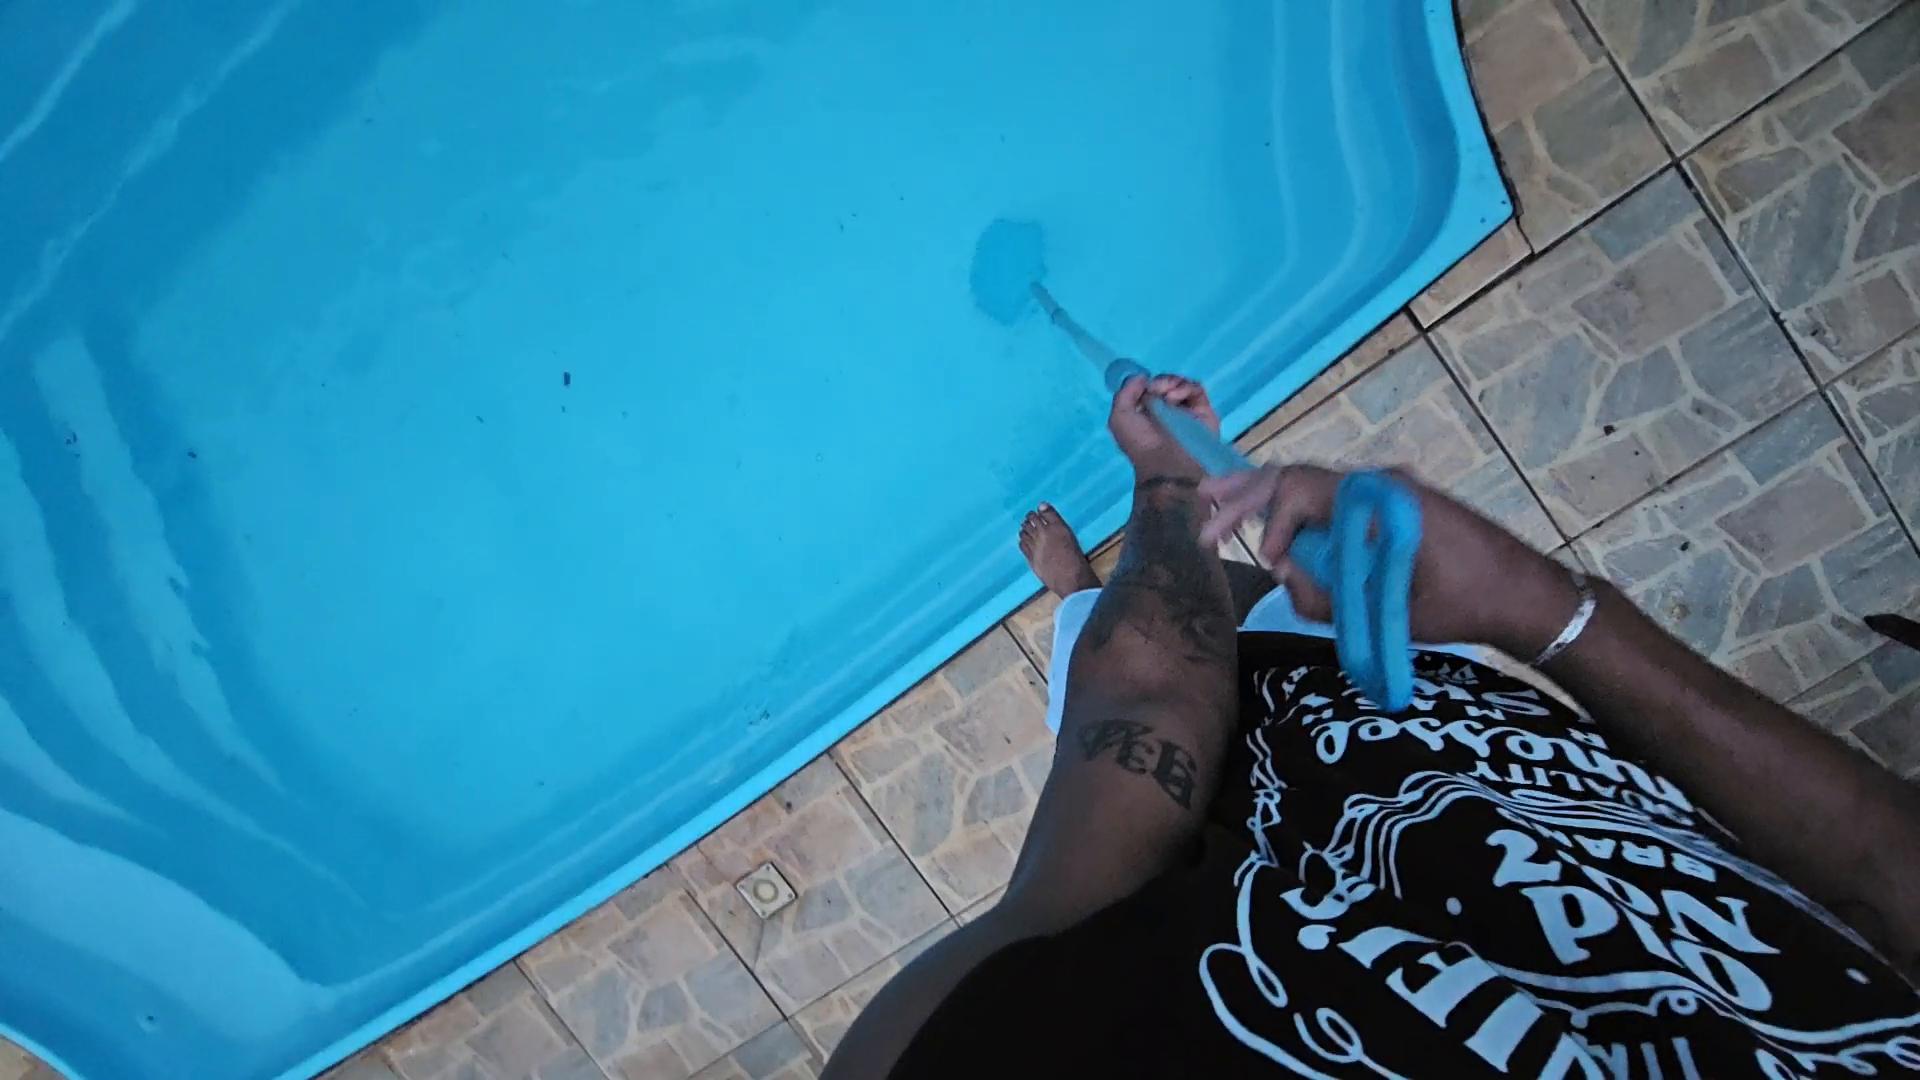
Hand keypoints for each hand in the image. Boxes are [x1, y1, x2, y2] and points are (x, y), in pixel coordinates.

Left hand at [1107, 373, 1220, 471]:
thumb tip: (1142, 378)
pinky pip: (1196, 390)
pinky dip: (1186, 387)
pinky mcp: (1203, 411)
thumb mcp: (1119, 418)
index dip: (1144, 383)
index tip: (1142, 386)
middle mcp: (1165, 411)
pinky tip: (1177, 397)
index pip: (1147, 388)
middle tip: (1157, 390)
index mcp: (1144, 414)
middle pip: (1165, 383)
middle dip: (1160, 382)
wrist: (1166, 463)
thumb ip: (1125, 393)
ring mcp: (1185, 411)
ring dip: (1172, 383)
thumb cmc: (1140, 443)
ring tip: (1167, 396)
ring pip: (1181, 384)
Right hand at [1198, 464, 1581, 655]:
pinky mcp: (1386, 506)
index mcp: (1380, 498)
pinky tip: (1274, 529)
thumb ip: (1325, 597)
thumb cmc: (1464, 606)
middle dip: (1245, 498)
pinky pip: (1329, 501)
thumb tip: (1287, 577)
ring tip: (1217, 505)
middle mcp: (1377, 483)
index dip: (1274, 523)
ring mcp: (1383, 491)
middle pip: (1295, 477)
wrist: (1531, 597)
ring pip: (1308, 484)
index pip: (1302, 488)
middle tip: (1204, 516)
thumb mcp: (1389, 613)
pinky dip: (1294, 512)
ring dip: (1264, 499)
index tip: (1274, 563)